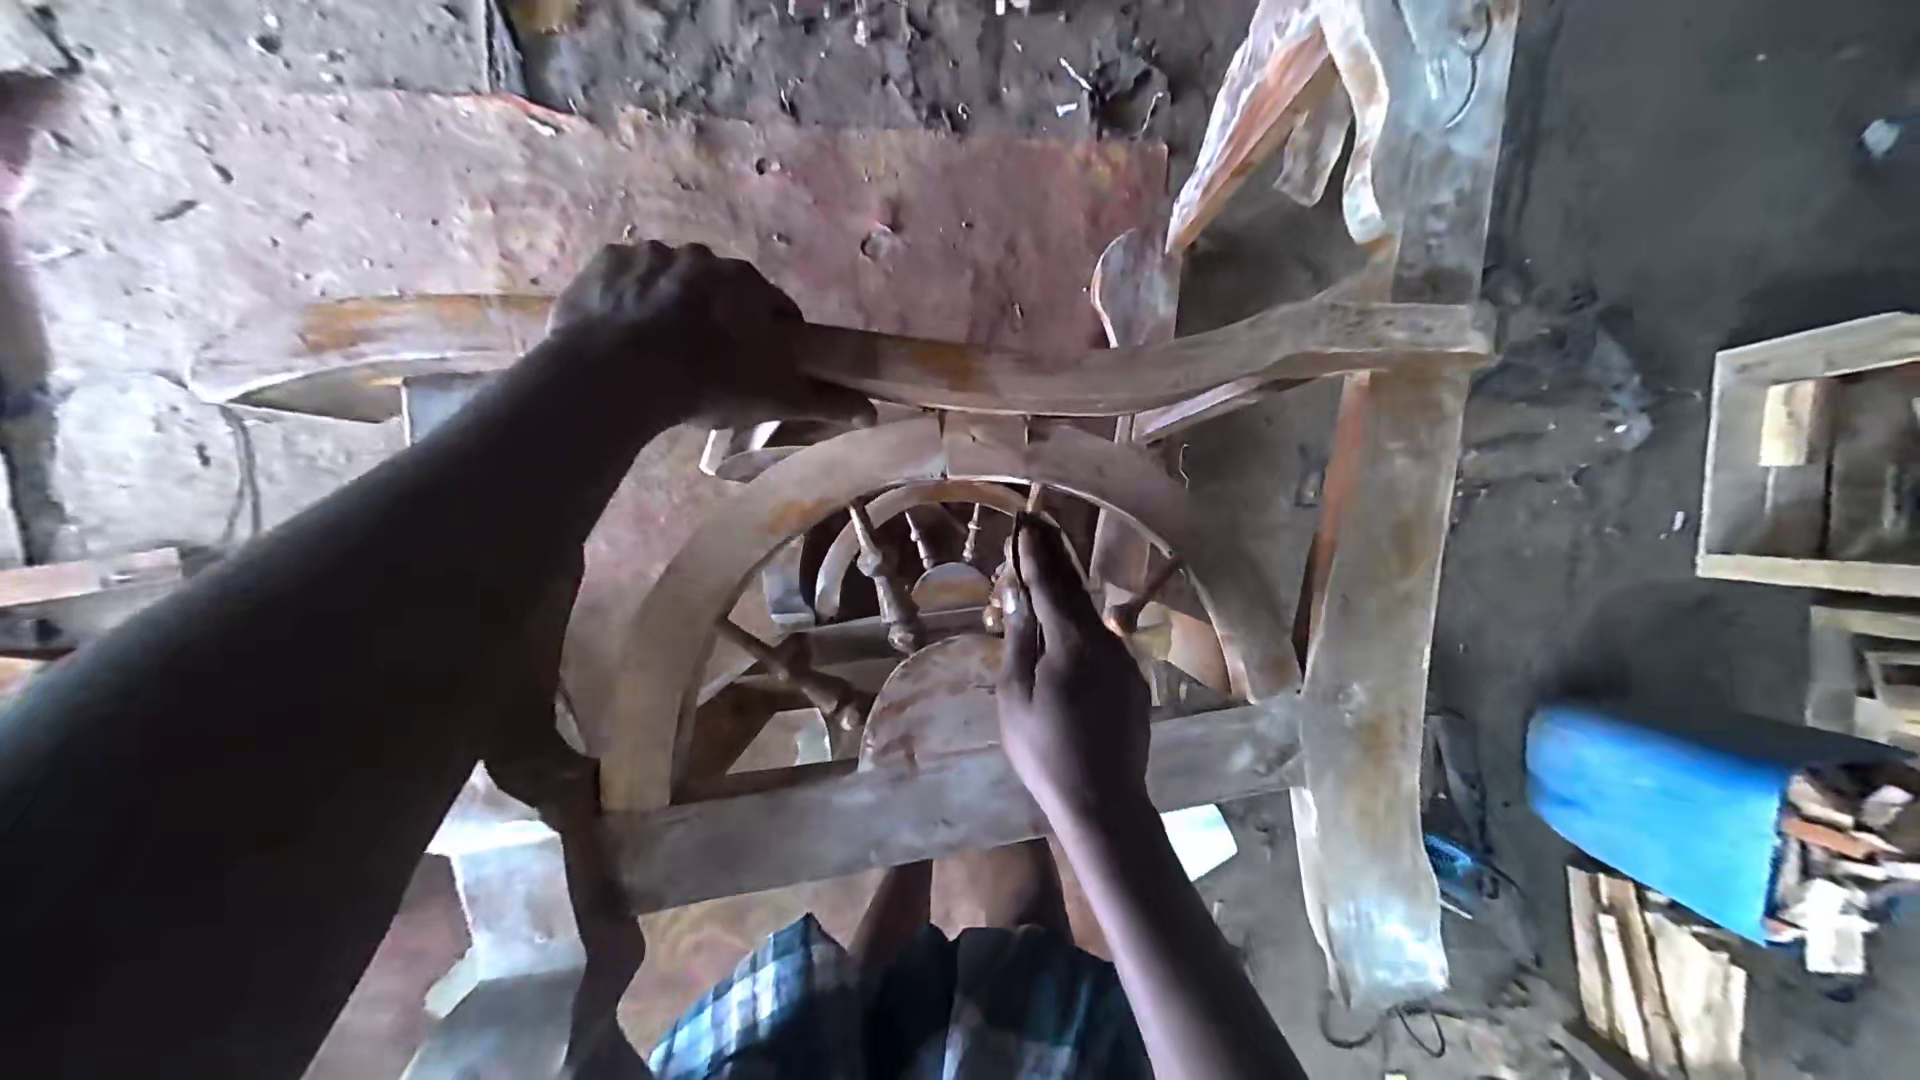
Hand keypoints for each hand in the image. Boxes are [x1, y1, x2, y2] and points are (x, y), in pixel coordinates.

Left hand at [548, 241, 874, 427]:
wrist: (618, 375)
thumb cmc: (709, 382)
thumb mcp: (776, 398)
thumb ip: (826, 402)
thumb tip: (873, 414)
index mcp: (747, 283)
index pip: (776, 308)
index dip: (776, 338)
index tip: (765, 365)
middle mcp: (701, 256)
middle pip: (723, 291)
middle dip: (724, 319)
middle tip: (714, 363)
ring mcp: (647, 255)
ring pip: (674, 283)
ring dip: (677, 308)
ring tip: (667, 352)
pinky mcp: (603, 265)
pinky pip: (628, 282)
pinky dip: (633, 303)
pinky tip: (629, 336)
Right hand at [997, 515, 1151, 825]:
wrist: (1103, 800)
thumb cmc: (1045, 749)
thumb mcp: (1016, 694)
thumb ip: (1020, 639)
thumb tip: (1018, 595)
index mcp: (1071, 641)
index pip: (1051, 584)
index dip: (1034, 554)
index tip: (1025, 523)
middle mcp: (1103, 640)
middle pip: (1075, 588)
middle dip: (1055, 555)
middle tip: (1039, 522)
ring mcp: (1122, 659)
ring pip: (1090, 612)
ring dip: (1068, 584)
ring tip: (1049, 560)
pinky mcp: (1131, 678)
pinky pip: (1100, 636)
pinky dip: (1080, 618)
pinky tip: (1070, 617)